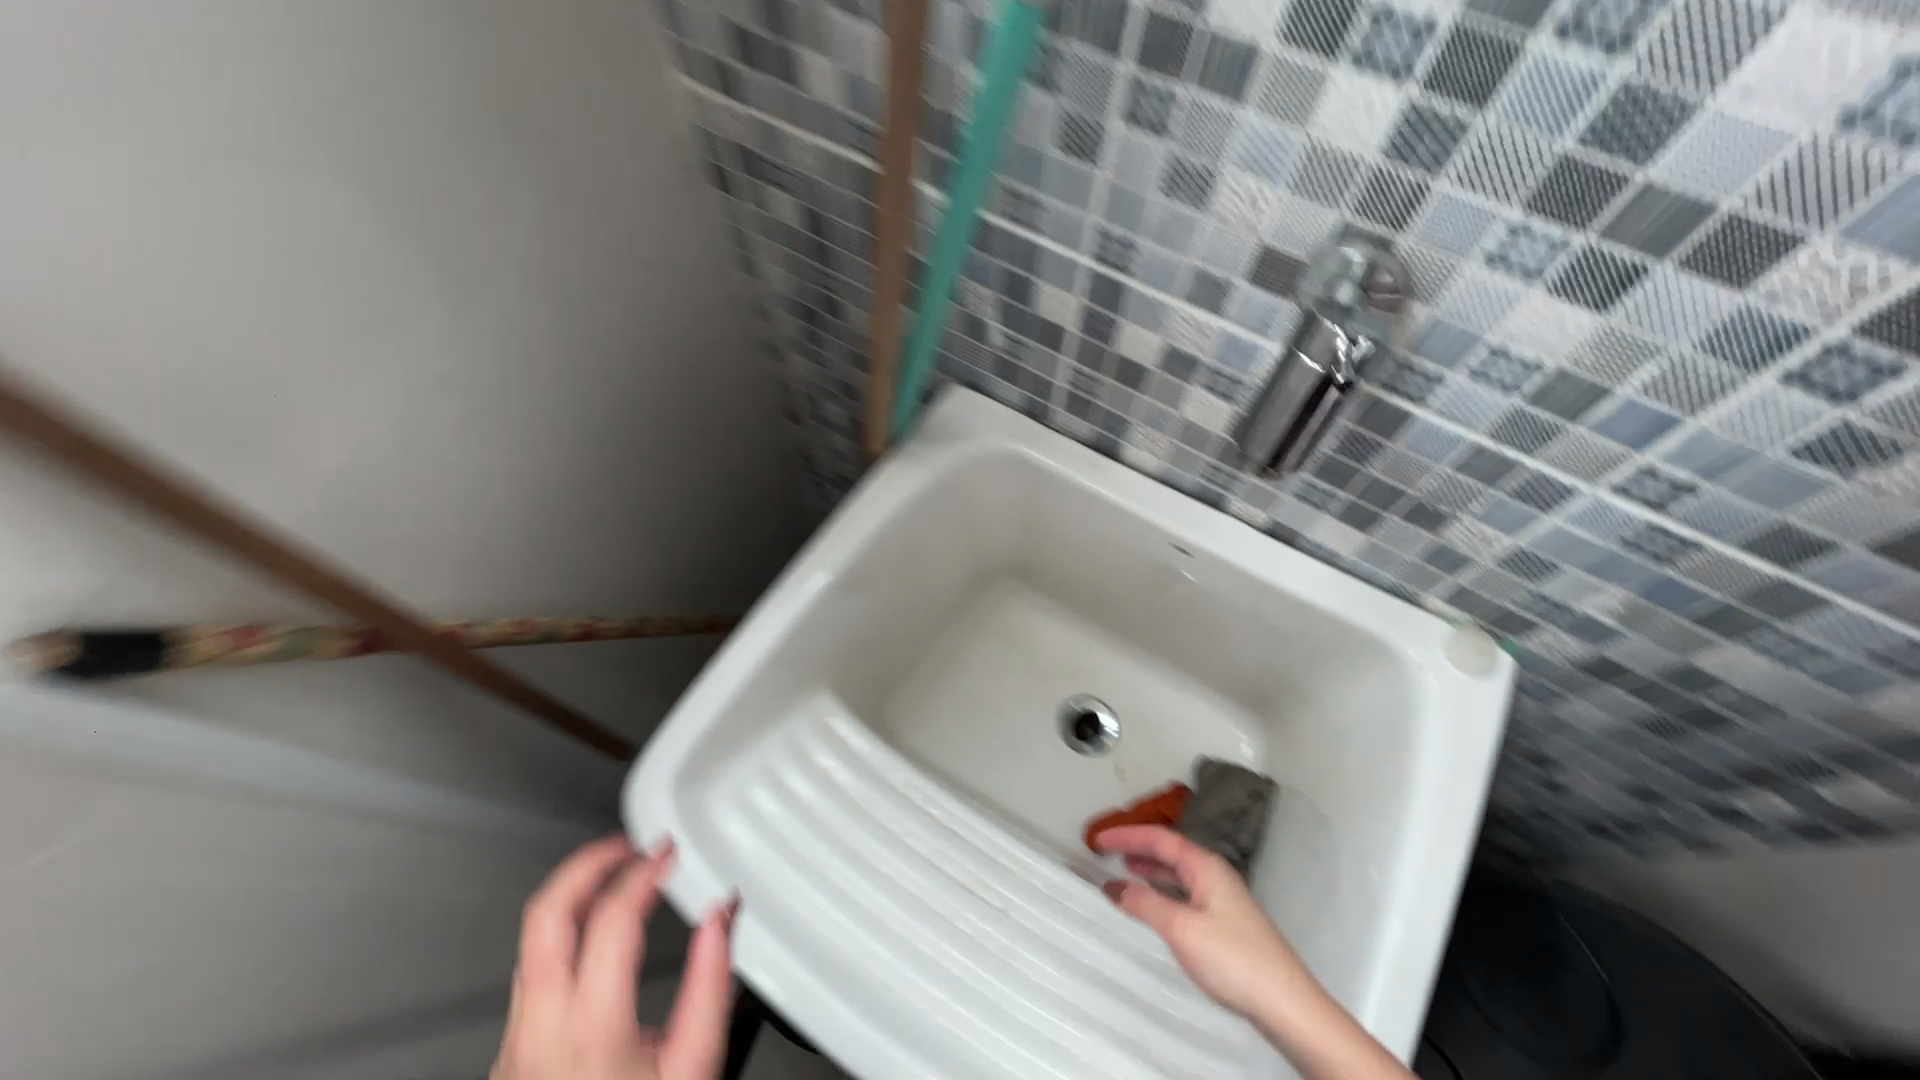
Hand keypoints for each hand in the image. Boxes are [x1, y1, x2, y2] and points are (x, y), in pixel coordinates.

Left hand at [492, 835, 737, 1079]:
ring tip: (617, 877)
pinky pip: (530, 971)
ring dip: (574, 894)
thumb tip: (721, 918)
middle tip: (629, 845)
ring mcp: (515, 1041)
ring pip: (530, 940)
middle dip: (589, 863)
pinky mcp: (509, 1053)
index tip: (668, 854)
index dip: (643, 872)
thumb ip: (712, 985)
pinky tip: (595, 937)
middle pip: (546, 913)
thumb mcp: (693, 1068)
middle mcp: (539, 1027)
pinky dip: (563, 933)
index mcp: (591, 1027)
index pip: (611, 918)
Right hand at [1095, 825, 1311, 1020]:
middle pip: (1170, 851)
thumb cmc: (1234, 959)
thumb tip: (1116, 887)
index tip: (1098, 839)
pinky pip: (1185, 894)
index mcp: (1205, 867)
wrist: (1285, 1003)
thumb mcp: (1181, 928)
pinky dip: (1162, 892)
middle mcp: (1215, 876)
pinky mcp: (1225, 923)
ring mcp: (1222, 900)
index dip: (1127, 835)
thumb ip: (1145, 903)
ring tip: (1123, 872)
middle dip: (1137, 848)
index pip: (1159, 838)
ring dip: (1149, 870)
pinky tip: (1153, 906)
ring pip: (1178, 874)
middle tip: (1106, 853)